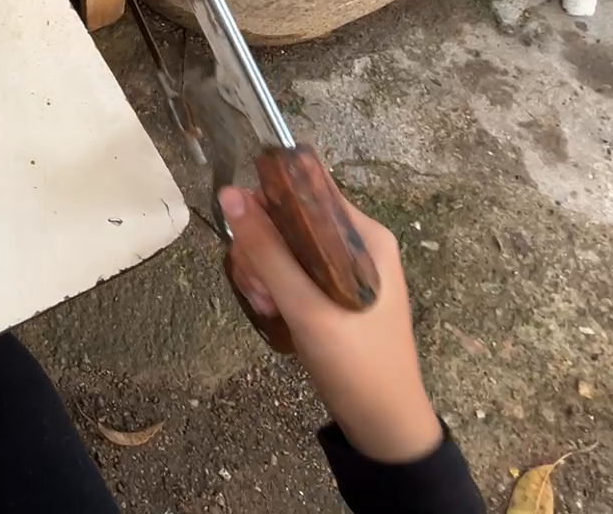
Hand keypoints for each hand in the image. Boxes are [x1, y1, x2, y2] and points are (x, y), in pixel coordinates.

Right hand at [220, 185, 443, 463]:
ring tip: (263, 302)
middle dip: (260, 245)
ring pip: (280, 241)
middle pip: (286, 216)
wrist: (383, 424)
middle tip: (258, 284)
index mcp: (364, 234)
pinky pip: (286, 264)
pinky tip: (269, 307)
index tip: (244, 230)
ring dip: (260, 268)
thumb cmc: (354, 360)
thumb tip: (228, 193)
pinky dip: (270, 282)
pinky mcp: (329, 286)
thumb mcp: (304, 304)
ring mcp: (341, 265)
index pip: (306, 187)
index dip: (267, 198)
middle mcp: (354, 241)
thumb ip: (266, 248)